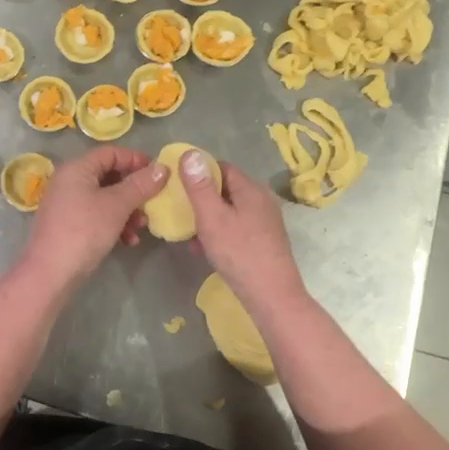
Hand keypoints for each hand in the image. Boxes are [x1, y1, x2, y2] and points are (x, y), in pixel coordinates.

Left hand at [22, 145, 168, 284]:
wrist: (51, 272)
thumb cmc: (84, 230)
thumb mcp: (116, 205)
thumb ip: (140, 185)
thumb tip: (162, 168)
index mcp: (76, 168)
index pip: (110, 152)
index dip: (135, 159)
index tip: (158, 172)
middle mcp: (68, 181)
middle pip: (108, 175)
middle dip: (134, 190)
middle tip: (152, 203)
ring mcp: (67, 204)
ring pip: (105, 198)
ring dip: (127, 210)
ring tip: (141, 227)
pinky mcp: (68, 225)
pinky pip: (96, 215)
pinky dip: (114, 224)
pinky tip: (128, 241)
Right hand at [178, 151, 311, 312]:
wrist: (271, 295)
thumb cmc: (238, 252)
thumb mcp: (212, 217)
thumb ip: (199, 186)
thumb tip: (190, 153)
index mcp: (251, 189)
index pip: (221, 167)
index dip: (198, 172)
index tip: (177, 185)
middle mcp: (261, 201)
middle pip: (226, 189)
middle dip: (201, 198)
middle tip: (179, 211)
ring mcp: (265, 222)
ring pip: (229, 210)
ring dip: (207, 218)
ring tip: (189, 234)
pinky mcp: (264, 241)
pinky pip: (236, 227)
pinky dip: (219, 232)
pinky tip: (204, 250)